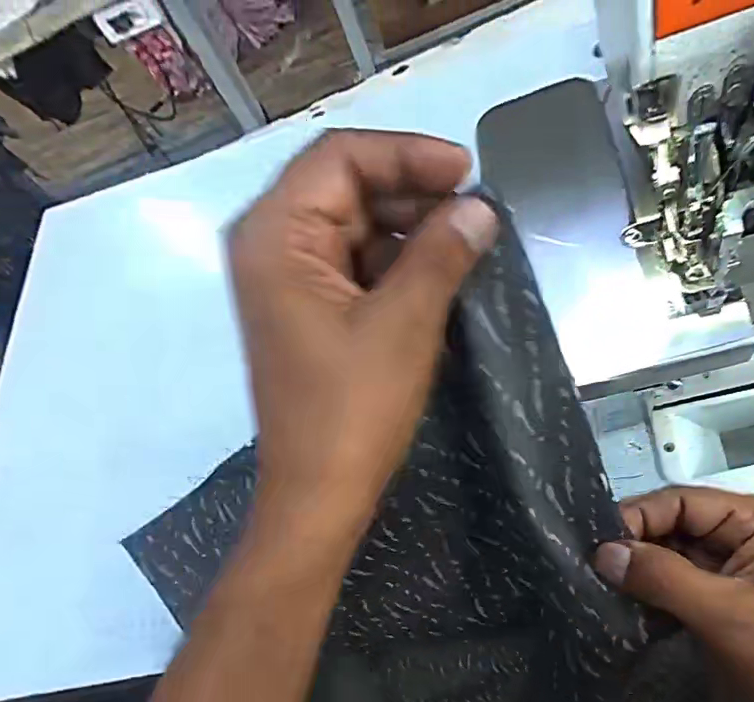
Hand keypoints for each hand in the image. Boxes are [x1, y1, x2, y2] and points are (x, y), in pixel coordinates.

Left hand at [226, 130, 498, 530]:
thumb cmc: (355, 410)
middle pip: (346, 190)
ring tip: (470, 245)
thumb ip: (441, 257)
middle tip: (478, 213)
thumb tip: (480, 211)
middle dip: (413, 194)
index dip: (408, 155)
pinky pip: (359, 271)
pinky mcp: (313, 318)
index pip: (341, 159)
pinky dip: (401, 269)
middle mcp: (273, 248)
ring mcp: (291, 286)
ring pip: (356, 231)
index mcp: (276, 235)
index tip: (470, 172)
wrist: (321, 494)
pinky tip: (443, 281)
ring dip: (412, 233)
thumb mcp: (404, 326)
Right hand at [593, 487, 753, 701]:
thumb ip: (662, 577)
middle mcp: (741, 538)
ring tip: (595, 591)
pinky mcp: (720, 609)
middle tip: (584, 570)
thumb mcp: (724, 612)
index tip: (592, 547)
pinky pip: (676, 592)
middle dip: (634, 548)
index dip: (638, 518)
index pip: (682, 502)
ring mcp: (730, 575)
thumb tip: (603, 552)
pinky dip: (651, 600)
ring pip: (671, 561)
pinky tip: (622, 612)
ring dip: (638, 576)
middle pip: (674, 528)